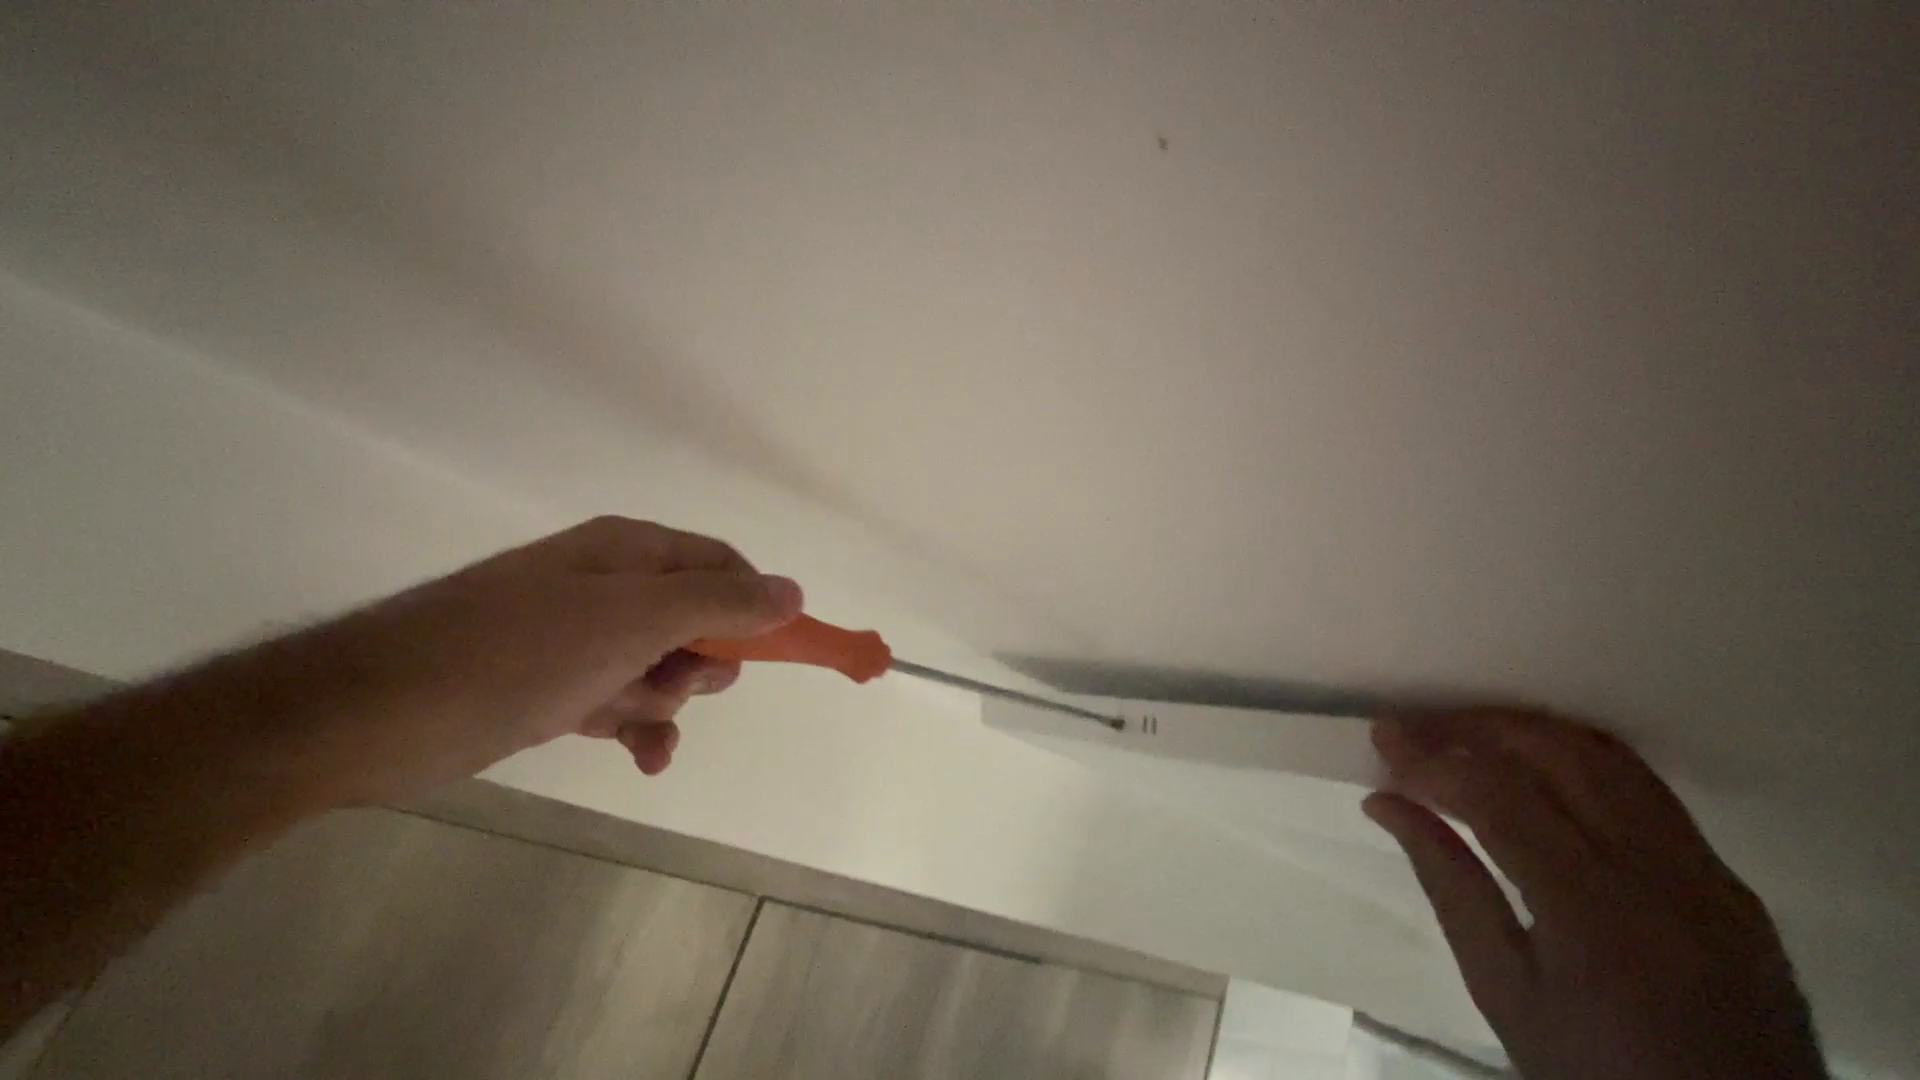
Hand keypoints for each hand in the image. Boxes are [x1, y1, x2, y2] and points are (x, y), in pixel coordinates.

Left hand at [236, 516, 802, 806]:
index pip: (722, 565)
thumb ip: (719, 602)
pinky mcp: (555, 686)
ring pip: (661, 668)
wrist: (376, 712)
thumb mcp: (633, 620)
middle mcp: (608, 586)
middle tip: (681, 682)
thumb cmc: (519, 652)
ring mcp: (579, 638)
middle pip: (696, 619)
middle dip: (703, 659)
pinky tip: (648, 760)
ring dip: (667, 701)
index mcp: (629, 552)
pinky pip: (623, 703)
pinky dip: (640, 729)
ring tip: (633, 722)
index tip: (778, 651)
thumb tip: (793, 591)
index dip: (756, 606)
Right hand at [1364, 708, 1826, 1079]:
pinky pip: (1645, 790)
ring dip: (1526, 731)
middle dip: (1474, 727)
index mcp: (1596, 915)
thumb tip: (1386, 803)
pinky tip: (1534, 768)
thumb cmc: (1590, 1068)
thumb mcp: (1501, 989)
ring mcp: (1708, 873)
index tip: (1383, 739)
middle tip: (1414, 727)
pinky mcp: (1729, 879)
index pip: (1500, 797)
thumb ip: (1447, 883)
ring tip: (1463, 734)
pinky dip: (1577, 759)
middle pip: (1558, 755)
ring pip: (1608, 758)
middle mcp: (1663, 876)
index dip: (1433, 758)